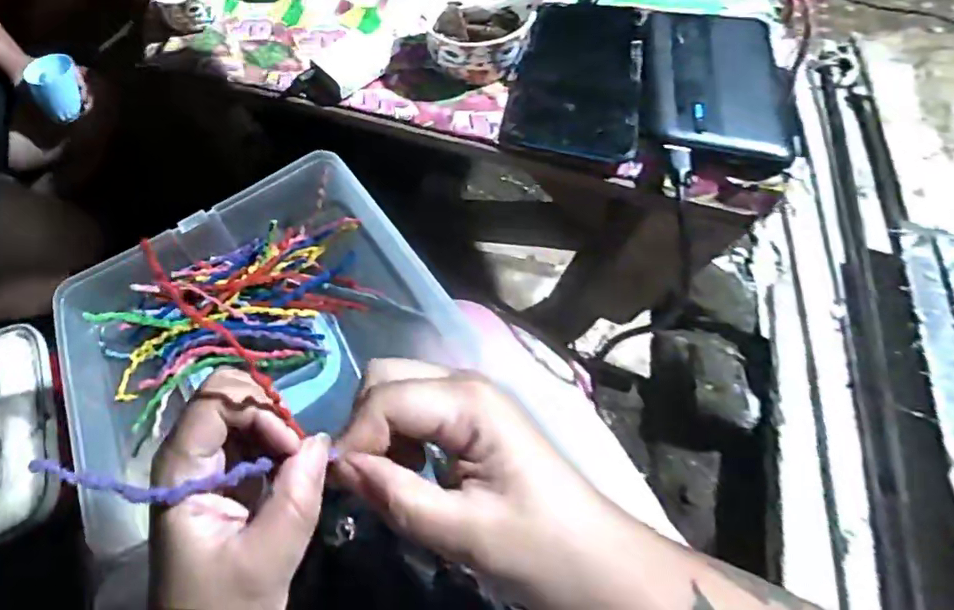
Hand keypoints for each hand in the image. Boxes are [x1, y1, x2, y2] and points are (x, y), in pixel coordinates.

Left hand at [150, 369, 330, 609]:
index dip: (256, 410)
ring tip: (300, 465)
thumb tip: (320, 440)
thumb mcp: (264, 565)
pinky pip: (248, 440)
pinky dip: (273, 445)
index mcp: (179, 464)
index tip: (291, 447)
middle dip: (267, 413)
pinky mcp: (220, 477)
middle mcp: (185, 452)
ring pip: (239, 414)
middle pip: (226, 397)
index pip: (213, 398)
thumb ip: (293, 502)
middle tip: (300, 452)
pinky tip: (291, 471)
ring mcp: (202, 463)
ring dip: (274, 429)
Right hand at [332, 359, 657, 607]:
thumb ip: (399, 498)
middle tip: (364, 478)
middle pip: (384, 379)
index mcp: (468, 401)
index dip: (356, 438)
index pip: (384, 398)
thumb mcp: (470, 537)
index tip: (342, 483)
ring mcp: (467, 393)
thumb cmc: (549, 555)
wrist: (614, 575)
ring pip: (393, 388)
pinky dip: (397, 433)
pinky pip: (412, 405)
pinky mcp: (468, 413)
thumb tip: (339, 468)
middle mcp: (462, 381)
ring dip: (379, 429)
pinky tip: (410, 470)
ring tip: (388, 479)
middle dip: (364, 425)